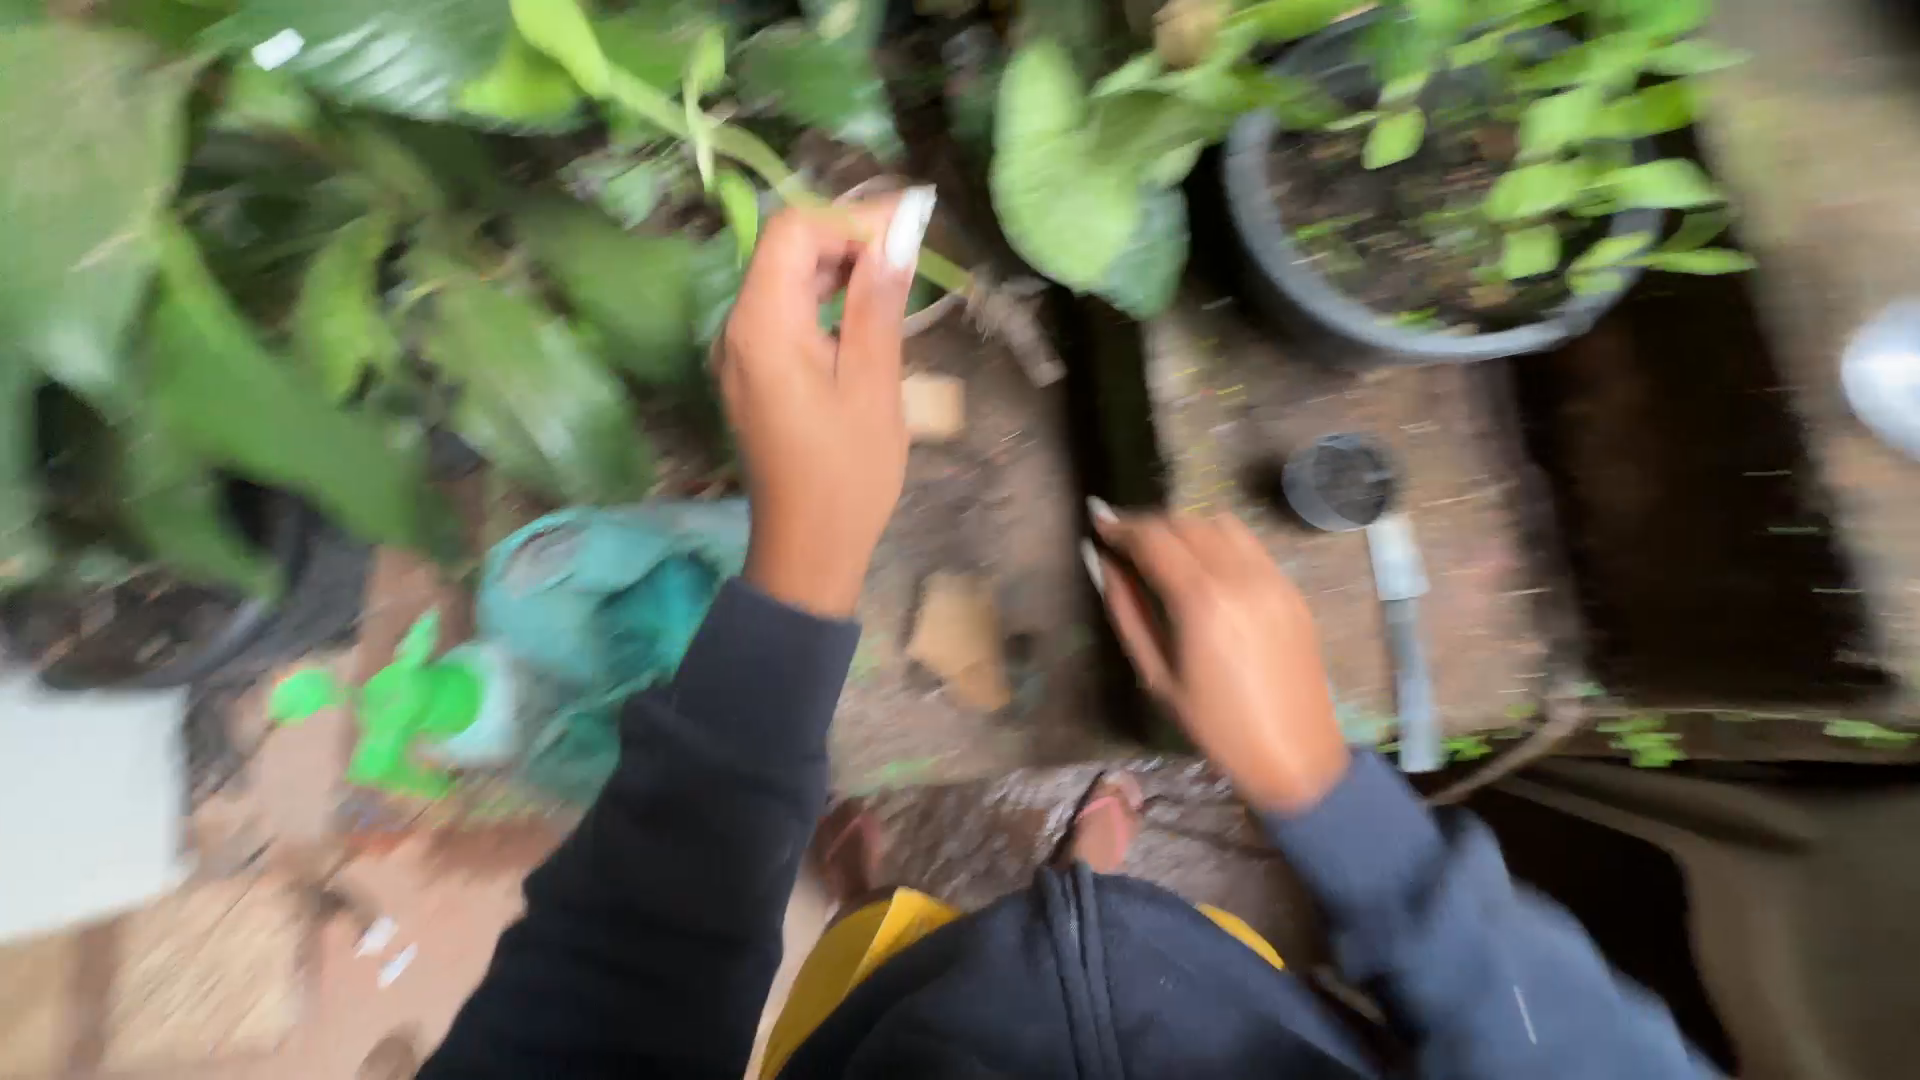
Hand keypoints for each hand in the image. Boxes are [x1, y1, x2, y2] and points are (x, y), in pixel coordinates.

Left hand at [716, 190, 934, 616]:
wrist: (808, 548)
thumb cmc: (847, 474)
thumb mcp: (873, 386)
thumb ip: (879, 303)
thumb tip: (897, 235)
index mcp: (761, 326)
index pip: (794, 231)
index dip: (852, 217)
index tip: (908, 227)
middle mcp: (735, 331)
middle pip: (784, 252)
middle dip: (846, 238)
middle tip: (909, 248)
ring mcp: (738, 356)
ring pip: (784, 284)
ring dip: (836, 270)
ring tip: (894, 276)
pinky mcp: (752, 378)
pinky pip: (783, 320)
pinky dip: (822, 304)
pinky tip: (862, 315)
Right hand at [1085, 504, 1349, 813]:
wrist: (1294, 755)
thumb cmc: (1215, 725)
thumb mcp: (1155, 675)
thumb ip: (1126, 610)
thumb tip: (1104, 564)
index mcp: (1201, 602)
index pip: (1153, 538)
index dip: (1120, 527)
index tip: (1099, 524)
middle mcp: (1240, 578)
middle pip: (1185, 522)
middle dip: (1148, 524)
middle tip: (1123, 540)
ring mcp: (1272, 579)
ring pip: (1219, 523)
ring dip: (1184, 527)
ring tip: (1163, 550)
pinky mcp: (1291, 588)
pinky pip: (1248, 544)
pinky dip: (1217, 540)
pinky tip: (1203, 566)